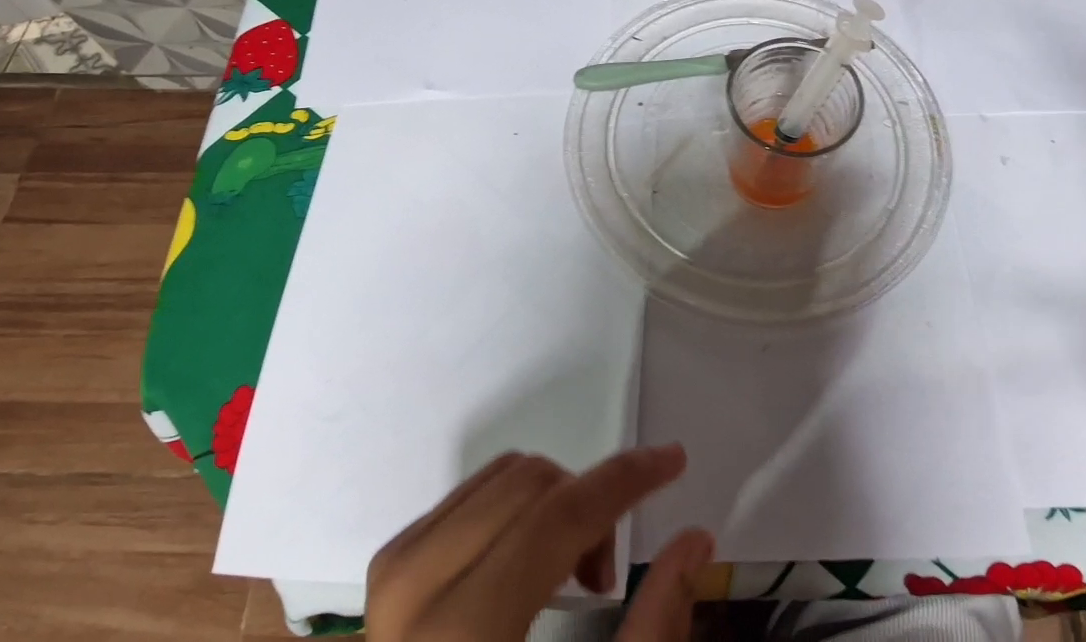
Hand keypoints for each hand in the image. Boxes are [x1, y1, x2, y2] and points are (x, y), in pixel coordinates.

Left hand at [366, 444, 714, 641]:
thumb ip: (653, 626)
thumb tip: (696, 539)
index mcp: (465, 627)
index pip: (560, 515)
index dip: (627, 479)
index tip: (674, 460)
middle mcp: (418, 580)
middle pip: (536, 483)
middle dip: (591, 507)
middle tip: (603, 580)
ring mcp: (396, 565)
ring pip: (504, 475)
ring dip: (556, 503)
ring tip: (567, 574)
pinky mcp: (389, 558)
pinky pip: (473, 491)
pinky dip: (520, 509)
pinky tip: (528, 562)